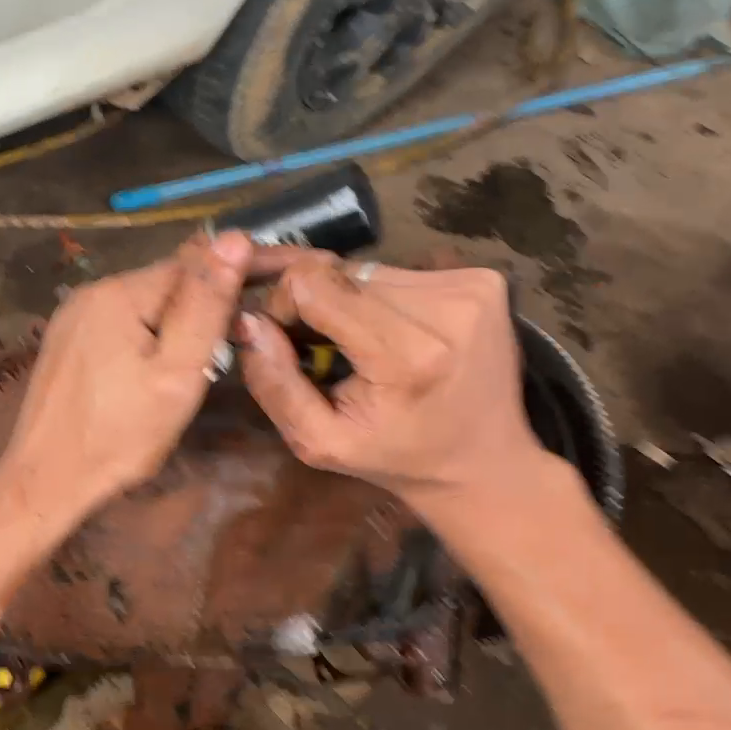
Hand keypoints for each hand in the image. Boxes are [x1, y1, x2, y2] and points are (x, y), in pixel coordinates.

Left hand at [0, 232, 252, 531]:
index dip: (244, 267)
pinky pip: (120, 325)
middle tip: (254, 326)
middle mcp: (88, 295)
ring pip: (144, 304)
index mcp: (116, 294)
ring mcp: (71, 320)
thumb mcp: (175, 373)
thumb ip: (205, 306)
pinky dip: (150, 335)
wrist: (45, 478)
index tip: (291, 275)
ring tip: (216, 348)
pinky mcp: (65, 344)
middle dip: (210, 298)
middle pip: (167, 282)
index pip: (195, 260)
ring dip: (180, 320)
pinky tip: (164, 363)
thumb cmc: (117, 436)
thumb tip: (235, 237)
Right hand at [236, 252, 549, 515]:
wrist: (484, 461)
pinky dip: (375, 300)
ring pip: (363, 268)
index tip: (287, 344)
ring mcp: (472, 286)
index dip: (283, 306)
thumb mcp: (316, 440)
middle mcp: (448, 306)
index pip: (313, 283)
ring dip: (343, 302)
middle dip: (312, 305)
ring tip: (353, 345)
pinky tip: (386, 335)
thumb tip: (246, 321)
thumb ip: (274, 383)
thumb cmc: (394, 457)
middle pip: (337, 272)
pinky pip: (395, 272)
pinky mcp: (483, 279)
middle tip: (319, 349)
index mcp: (407, 353)